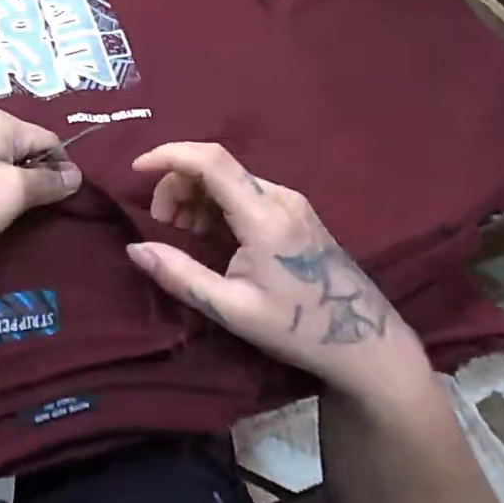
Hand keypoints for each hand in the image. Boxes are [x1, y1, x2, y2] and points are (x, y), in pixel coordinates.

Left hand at [0, 109, 82, 256]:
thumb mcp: (14, 194)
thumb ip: (48, 183)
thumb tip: (74, 176)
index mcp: (2, 122)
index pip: (50, 141)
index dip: (60, 170)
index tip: (59, 202)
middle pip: (24, 148)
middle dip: (32, 177)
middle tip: (24, 210)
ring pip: (1, 158)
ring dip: (8, 183)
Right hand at [123, 143, 431, 402]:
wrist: (369, 347)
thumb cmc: (299, 330)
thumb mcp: (231, 309)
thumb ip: (180, 275)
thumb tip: (134, 248)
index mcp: (266, 217)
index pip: (212, 161)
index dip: (169, 155)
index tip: (135, 170)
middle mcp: (280, 198)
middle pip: (213, 167)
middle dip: (175, 186)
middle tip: (162, 225)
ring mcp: (290, 203)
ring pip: (226, 178)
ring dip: (192, 196)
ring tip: (182, 234)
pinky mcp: (293, 213)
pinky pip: (241, 192)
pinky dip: (212, 205)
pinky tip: (209, 236)